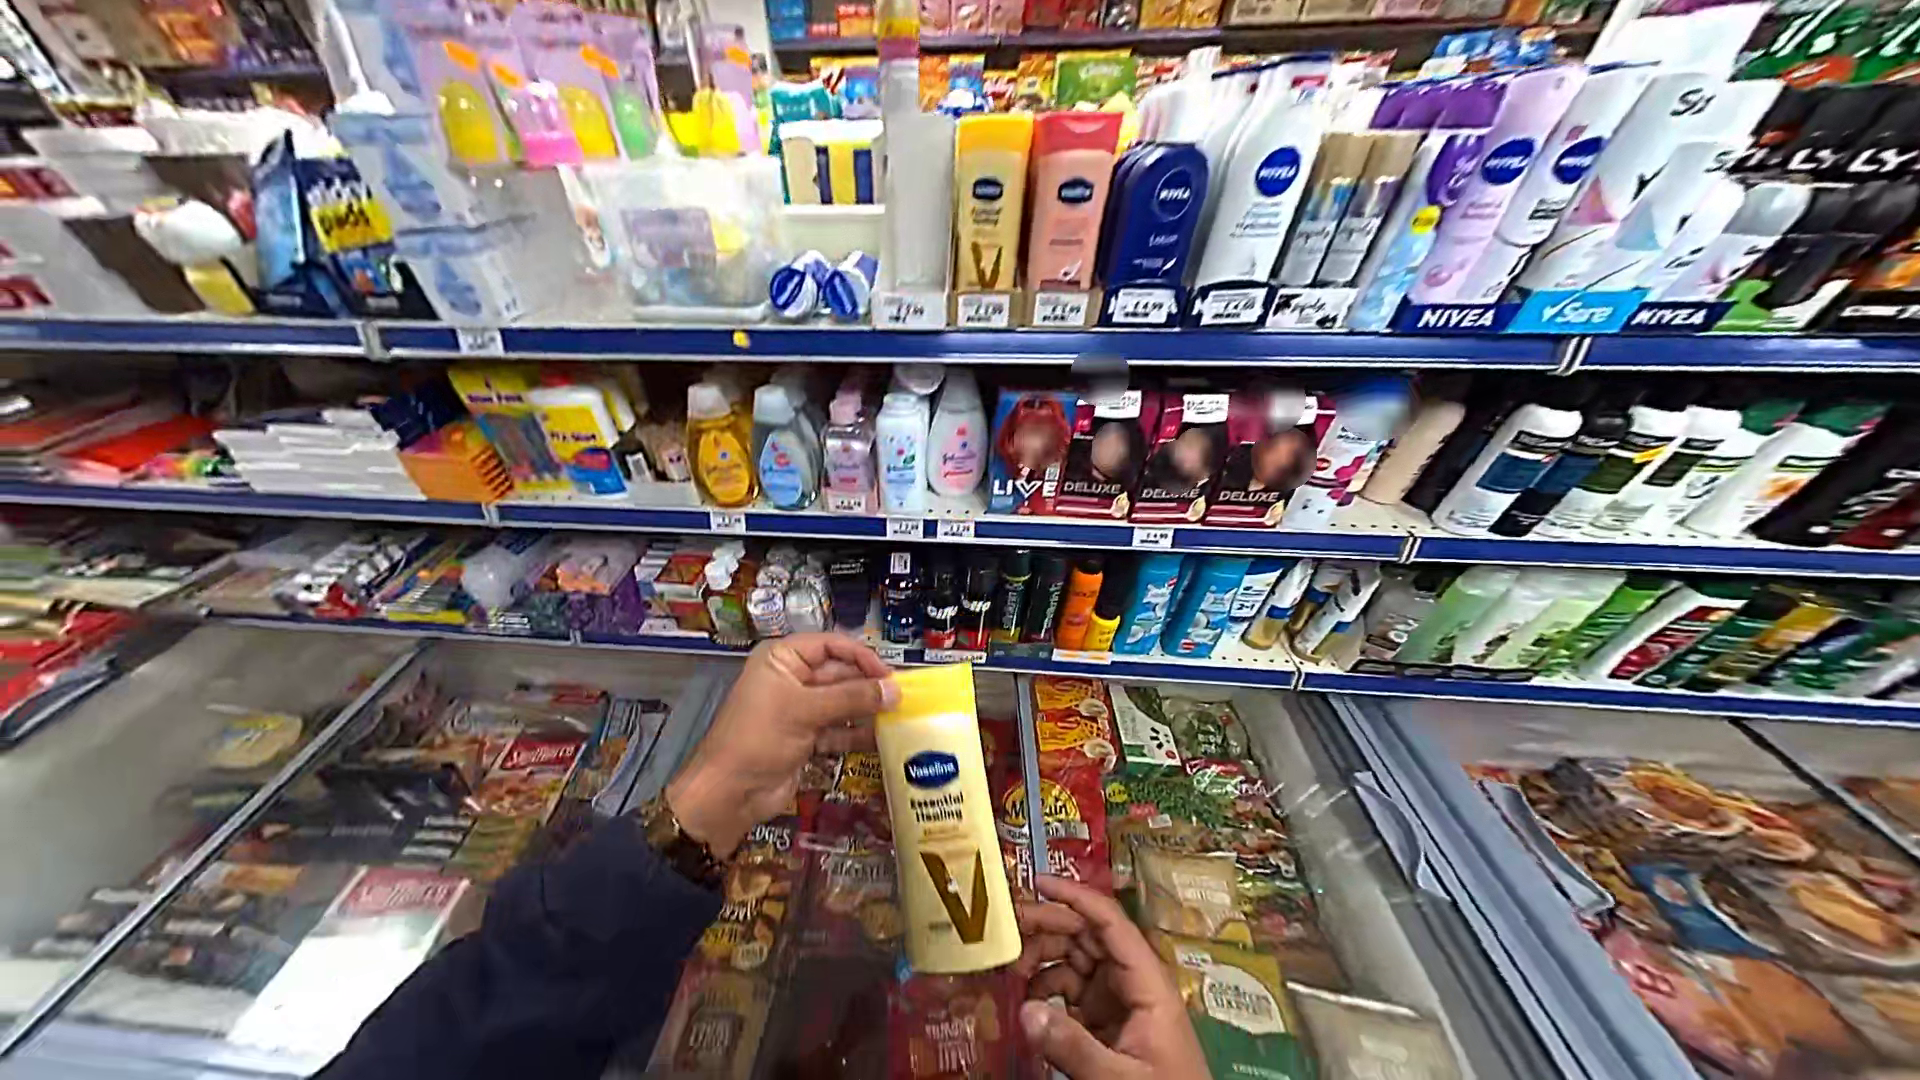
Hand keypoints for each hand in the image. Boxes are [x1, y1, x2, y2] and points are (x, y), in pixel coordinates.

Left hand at [667, 633, 897, 857]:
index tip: (889, 674)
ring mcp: (800, 710)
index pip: (831, 645)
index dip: (861, 656)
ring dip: (866, 710)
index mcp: (783, 659)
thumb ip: (852, 698)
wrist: (728, 795)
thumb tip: (895, 690)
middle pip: (840, 673)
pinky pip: (838, 729)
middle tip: (901, 698)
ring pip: (842, 702)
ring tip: (898, 717)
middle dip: (868, 685)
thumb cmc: (760, 738)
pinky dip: (856, 734)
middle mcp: (793, 679)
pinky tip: (882, 739)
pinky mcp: (806, 737)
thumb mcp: (805, 710)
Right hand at [1014, 876, 1208, 1079]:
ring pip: (1074, 957)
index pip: (1109, 920)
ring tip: (1013, 965)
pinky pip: (1069, 988)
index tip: (1038, 882)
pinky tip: (1028, 1001)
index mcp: (1146, 978)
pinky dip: (1046, 987)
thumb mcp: (1120, 1079)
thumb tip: (1025, 1012)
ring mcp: (1116, 998)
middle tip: (1010, 923)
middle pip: (1086, 933)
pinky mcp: (1103, 1020)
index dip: (1075, 895)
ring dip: (1043, 955)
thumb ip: (1074, 1048)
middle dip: (1048, 923)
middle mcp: (1130, 978)